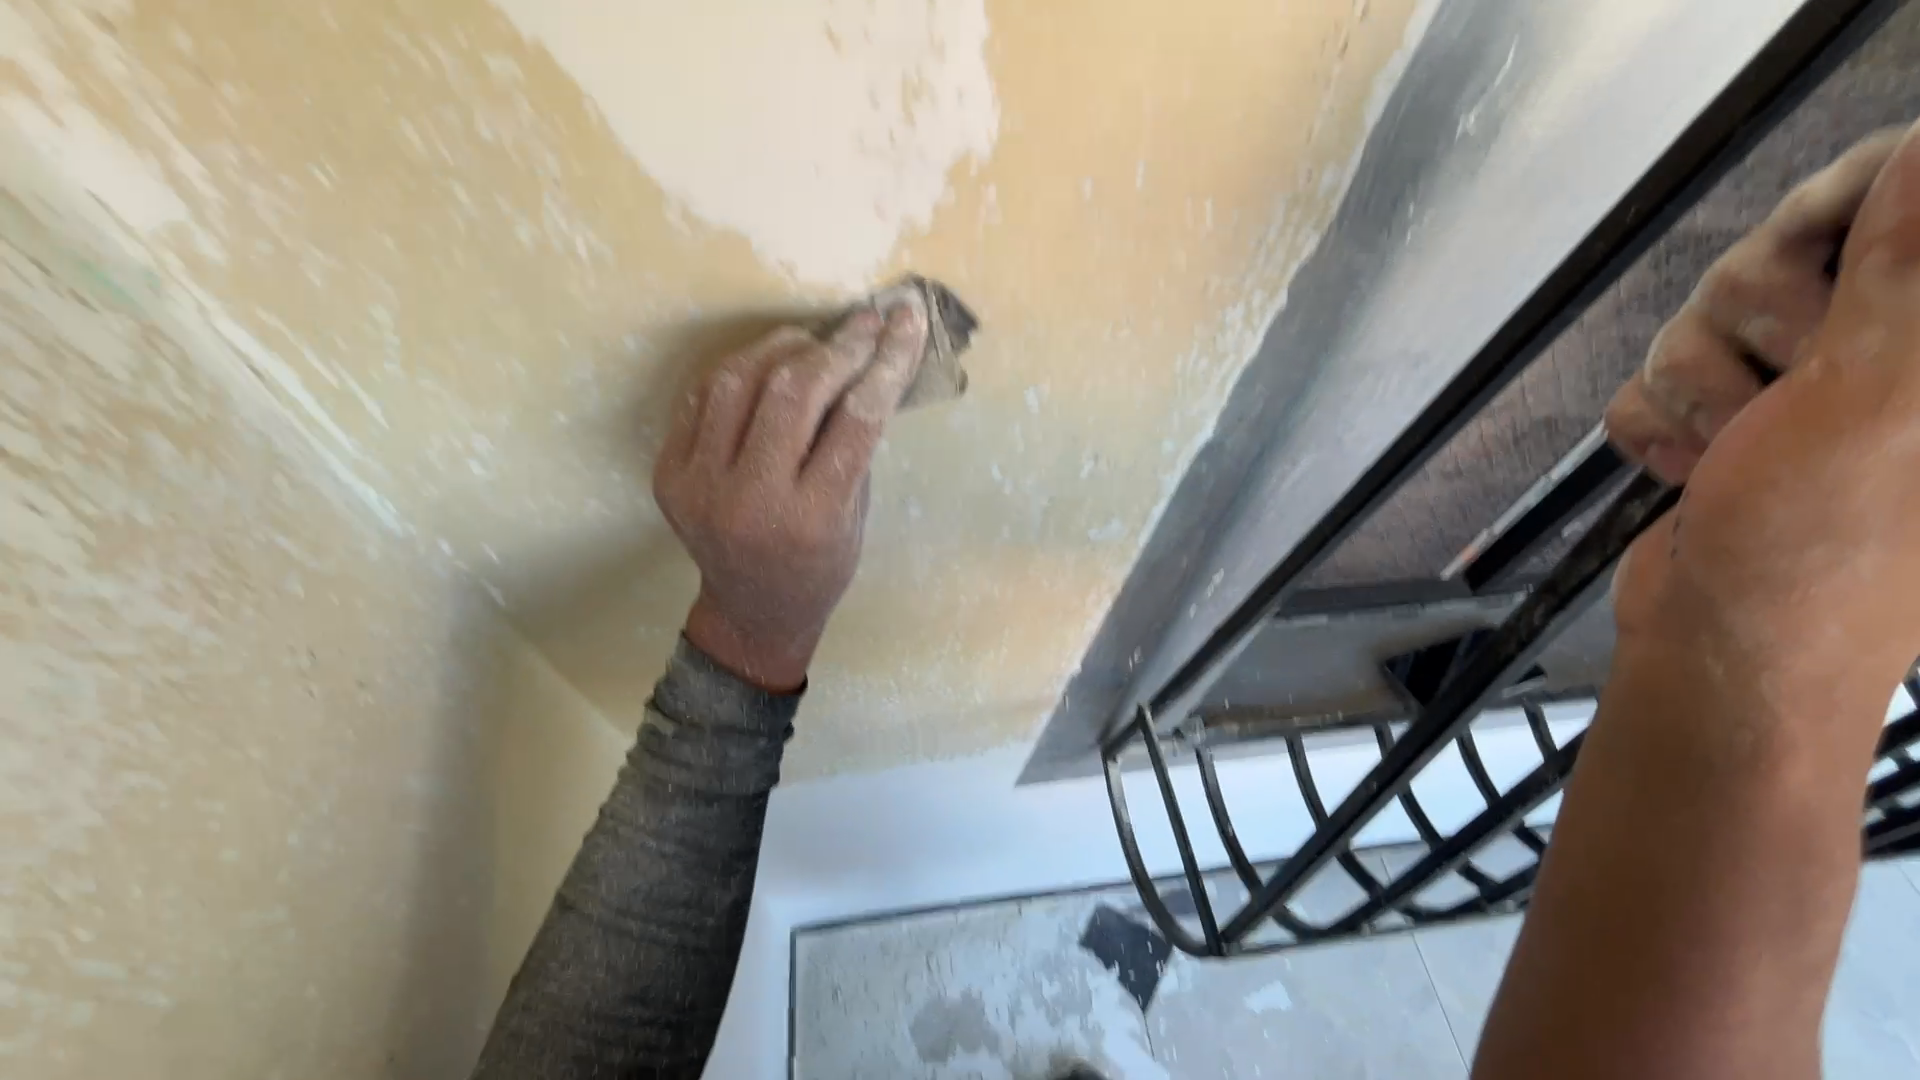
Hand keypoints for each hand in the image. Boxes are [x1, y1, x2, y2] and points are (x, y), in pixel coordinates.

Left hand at [653, 301, 927, 691]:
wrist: (753, 610)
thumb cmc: (821, 566)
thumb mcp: (855, 514)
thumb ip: (855, 446)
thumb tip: (867, 364)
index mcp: (813, 519)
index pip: (856, 420)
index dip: (886, 361)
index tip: (906, 321)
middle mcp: (752, 500)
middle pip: (794, 392)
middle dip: (837, 346)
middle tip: (863, 323)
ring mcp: (700, 485)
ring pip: (738, 381)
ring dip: (783, 347)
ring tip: (812, 342)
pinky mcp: (669, 473)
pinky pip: (701, 397)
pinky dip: (740, 370)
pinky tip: (767, 366)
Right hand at [1604, 123, 1919, 708]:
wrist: (1717, 643)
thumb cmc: (1819, 540)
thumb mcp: (1871, 399)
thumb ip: (1904, 270)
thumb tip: (1918, 151)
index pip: (1899, 194)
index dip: (1838, 209)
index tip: (1808, 261)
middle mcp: (1879, 346)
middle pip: (1782, 252)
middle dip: (1748, 327)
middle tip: (1773, 393)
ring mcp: (1791, 386)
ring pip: (1698, 321)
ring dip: (1692, 391)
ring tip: (1722, 452)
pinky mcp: (1717, 421)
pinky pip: (1652, 383)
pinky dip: (1654, 429)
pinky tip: (1687, 470)